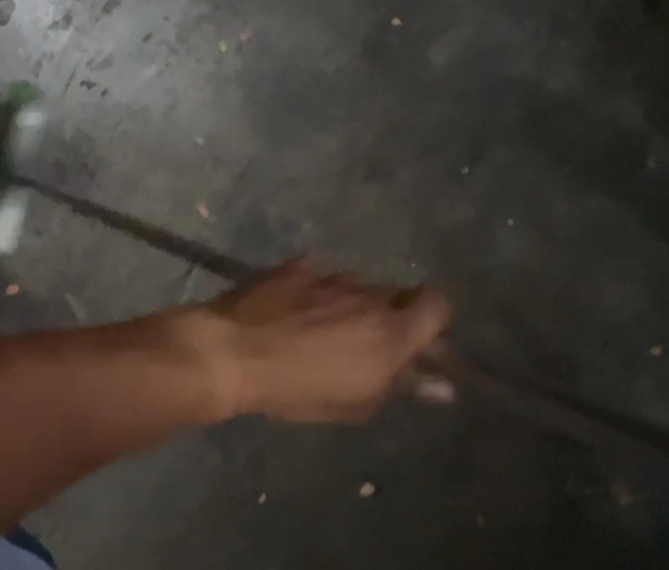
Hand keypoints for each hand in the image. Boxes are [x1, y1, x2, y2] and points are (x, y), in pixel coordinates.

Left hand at [181, 258, 453, 422]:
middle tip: (374, 337)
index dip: (434, 318)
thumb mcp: (355, 403)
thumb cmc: (294, 390)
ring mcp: (326, 276)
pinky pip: (318, 275)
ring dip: (353, 301)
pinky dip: (316, 289)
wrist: (229, 351)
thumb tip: (439, 384)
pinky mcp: (292, 266)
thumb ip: (400, 386)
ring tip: (327, 324)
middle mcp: (365, 296)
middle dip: (394, 313)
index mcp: (391, 333)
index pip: (438, 305)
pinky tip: (295, 306)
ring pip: (357, 284)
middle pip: (397, 294)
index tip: (421, 337)